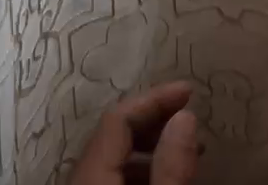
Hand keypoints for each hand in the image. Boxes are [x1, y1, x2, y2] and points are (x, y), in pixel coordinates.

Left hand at [71, 81, 199, 184]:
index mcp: (89, 174)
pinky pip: (110, 176)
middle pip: (113, 134)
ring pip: (112, 156)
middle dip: (153, 119)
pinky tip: (163, 175)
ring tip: (184, 148)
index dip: (154, 98)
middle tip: (190, 117)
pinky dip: (138, 168)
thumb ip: (170, 168)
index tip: (189, 91)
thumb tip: (187, 116)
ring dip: (149, 147)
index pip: (117, 117)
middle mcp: (78, 178)